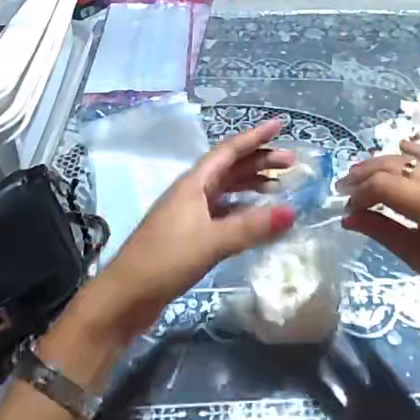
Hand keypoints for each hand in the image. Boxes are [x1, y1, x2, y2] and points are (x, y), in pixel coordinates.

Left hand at [81, 119, 295, 338]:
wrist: (127, 295)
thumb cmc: (166, 260)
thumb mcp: (212, 241)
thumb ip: (251, 227)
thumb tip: (292, 211)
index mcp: (193, 184)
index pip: (229, 151)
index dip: (255, 137)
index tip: (280, 125)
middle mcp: (191, 192)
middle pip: (229, 168)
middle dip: (259, 161)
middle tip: (291, 162)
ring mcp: (188, 213)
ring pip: (226, 189)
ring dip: (251, 184)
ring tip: (279, 185)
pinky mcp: (189, 235)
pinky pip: (222, 211)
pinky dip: (242, 209)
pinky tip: (257, 217)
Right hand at [338, 140, 419, 322]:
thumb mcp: (417, 258)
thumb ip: (381, 231)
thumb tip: (348, 218)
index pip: (382, 185)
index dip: (359, 195)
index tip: (345, 211)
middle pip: (393, 167)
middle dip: (364, 175)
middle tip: (343, 189)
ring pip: (411, 161)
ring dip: (384, 165)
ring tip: (362, 176)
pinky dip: (416, 153)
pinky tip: (402, 148)